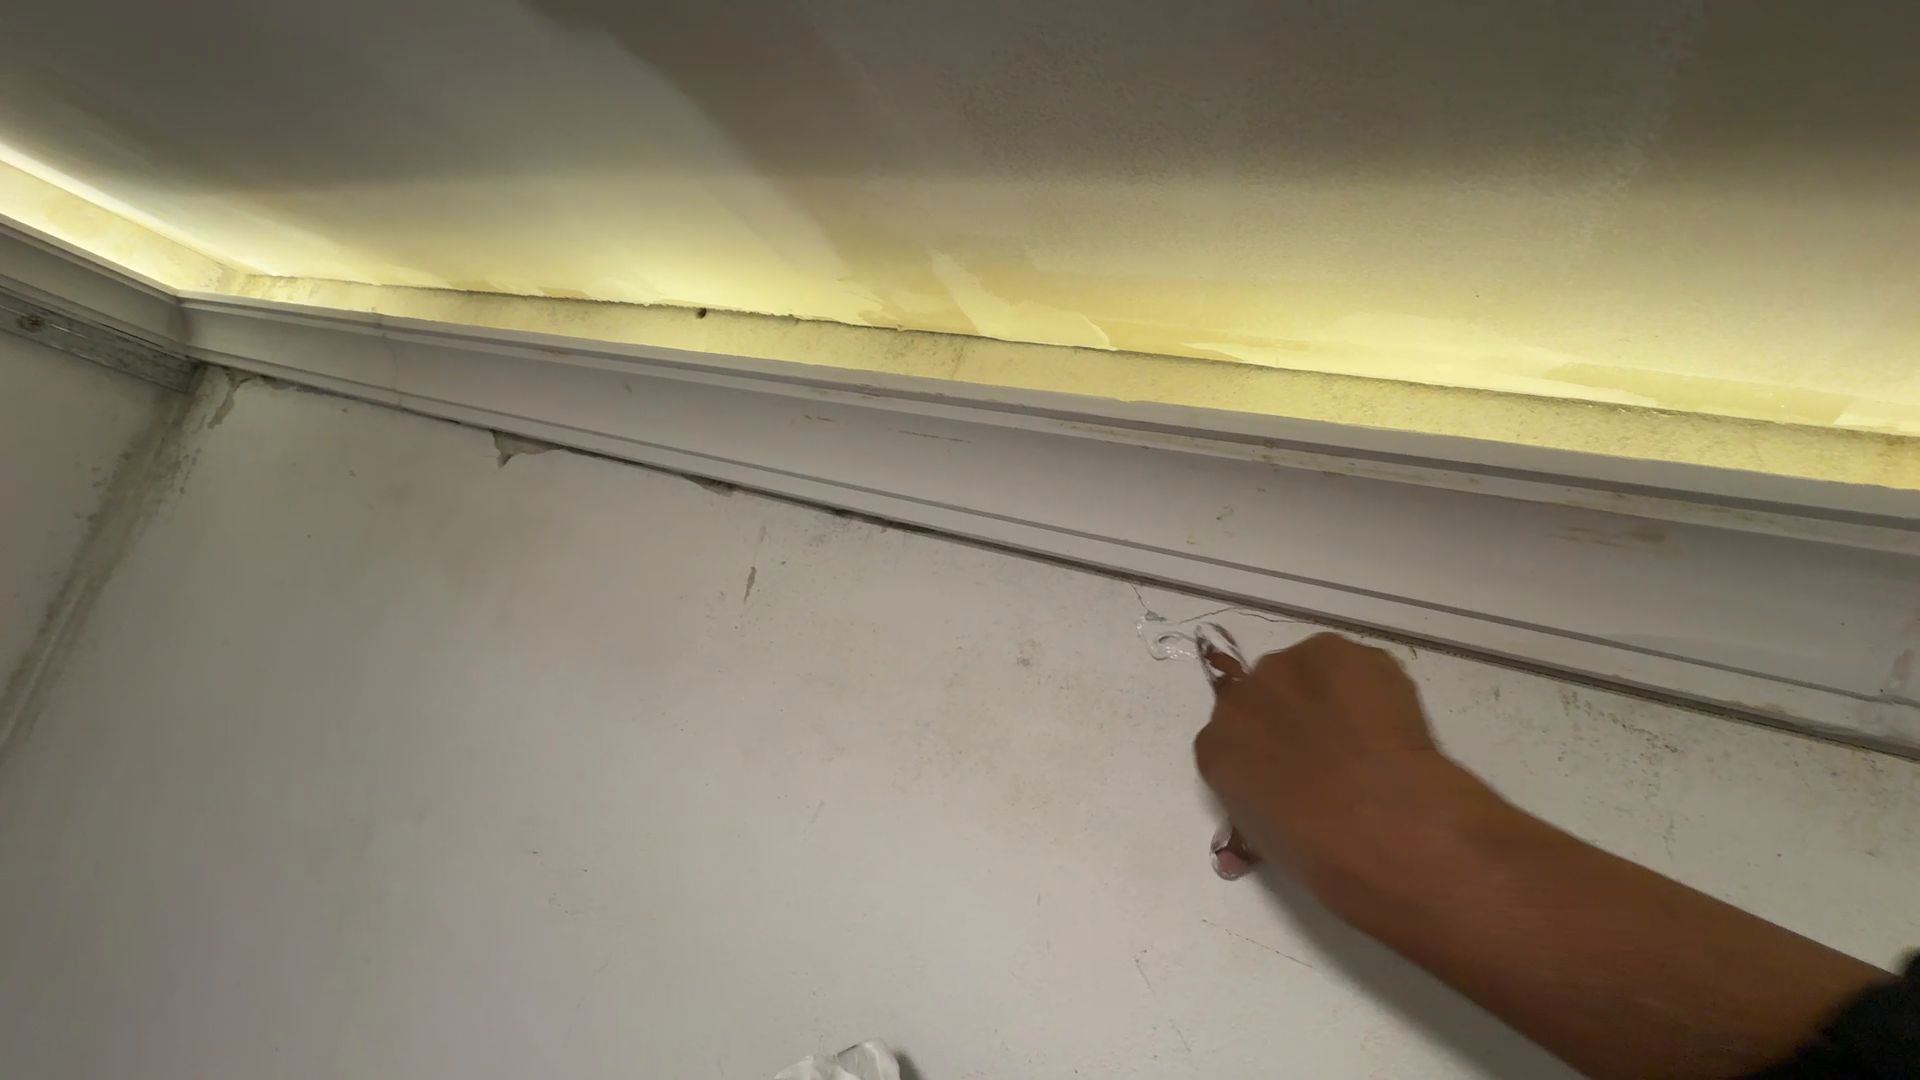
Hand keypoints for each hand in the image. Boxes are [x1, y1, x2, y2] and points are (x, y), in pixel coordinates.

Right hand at [1194, 632, 1492, 924]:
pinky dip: (1371, 686)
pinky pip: (1352, 665)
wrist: (1383, 824)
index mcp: (1216, 746)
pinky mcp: (1331, 650)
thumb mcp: (1267, 841)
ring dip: (1329, 695)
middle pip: (1264, 697)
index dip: (1267, 751)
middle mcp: (1239, 698)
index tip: (1297, 770)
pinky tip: (1392, 724)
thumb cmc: (1320, 850)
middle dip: (1293, 717)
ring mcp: (1283, 667)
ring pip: (1306, 673)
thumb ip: (1254, 808)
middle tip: (1334, 752)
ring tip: (1370, 737)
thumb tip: (1250, 838)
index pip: (1233, 738)